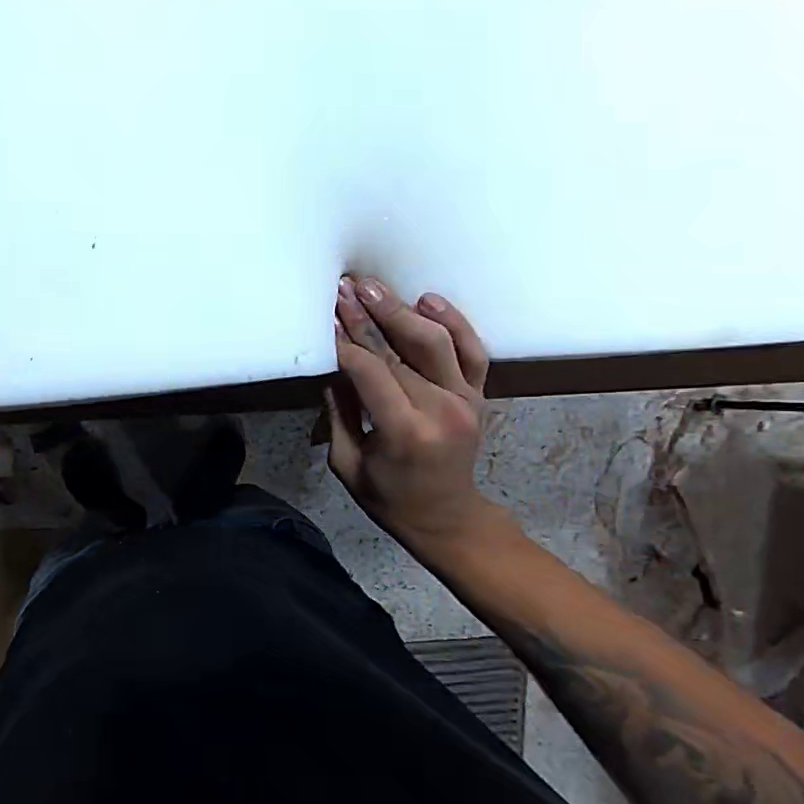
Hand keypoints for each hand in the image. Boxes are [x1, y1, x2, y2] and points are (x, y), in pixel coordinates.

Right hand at [328, 275, 495, 550]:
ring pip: (434, 341)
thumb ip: (338, 412)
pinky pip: (472, 350)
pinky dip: (454, 321)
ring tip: (373, 286)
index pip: (369, 371)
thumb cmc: (389, 498)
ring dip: (401, 310)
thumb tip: (330, 365)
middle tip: (343, 287)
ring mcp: (466, 399)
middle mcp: (440, 409)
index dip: (345, 342)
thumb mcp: (347, 463)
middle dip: (365, 317)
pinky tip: (428, 299)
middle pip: (398, 350)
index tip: (325, 316)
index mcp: (404, 432)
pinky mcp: (478, 394)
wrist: (447, 517)